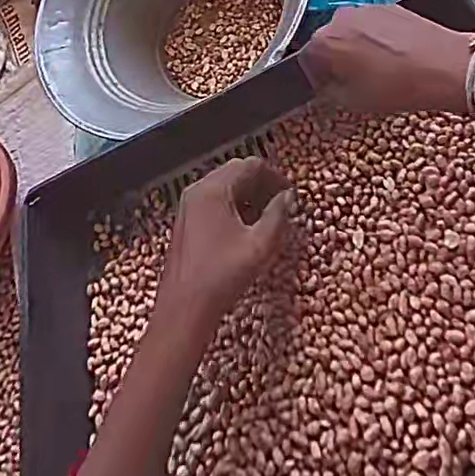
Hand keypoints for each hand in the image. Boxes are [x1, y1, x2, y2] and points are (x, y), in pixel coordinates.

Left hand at [155, 157, 294, 331]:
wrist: (184, 309)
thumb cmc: (222, 276)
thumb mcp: (260, 245)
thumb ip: (278, 215)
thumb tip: (288, 198)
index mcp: (213, 190)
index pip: (251, 166)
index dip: (275, 177)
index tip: (290, 196)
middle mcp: (197, 191)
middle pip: (236, 173)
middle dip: (262, 186)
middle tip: (282, 206)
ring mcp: (188, 206)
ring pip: (225, 187)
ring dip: (249, 197)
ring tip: (268, 219)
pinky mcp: (186, 222)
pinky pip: (214, 202)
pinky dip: (233, 207)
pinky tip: (246, 230)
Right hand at [300, 4, 470, 114]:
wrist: (445, 66)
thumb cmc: (399, 86)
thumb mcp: (355, 101)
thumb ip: (330, 91)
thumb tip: (328, 86)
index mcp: (324, 42)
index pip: (306, 61)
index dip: (316, 78)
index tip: (327, 89)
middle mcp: (339, 18)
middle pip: (327, 41)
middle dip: (335, 60)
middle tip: (352, 81)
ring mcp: (365, 9)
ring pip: (350, 30)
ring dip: (355, 47)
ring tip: (376, 70)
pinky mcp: (389, 6)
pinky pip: (371, 24)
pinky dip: (375, 37)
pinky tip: (392, 56)